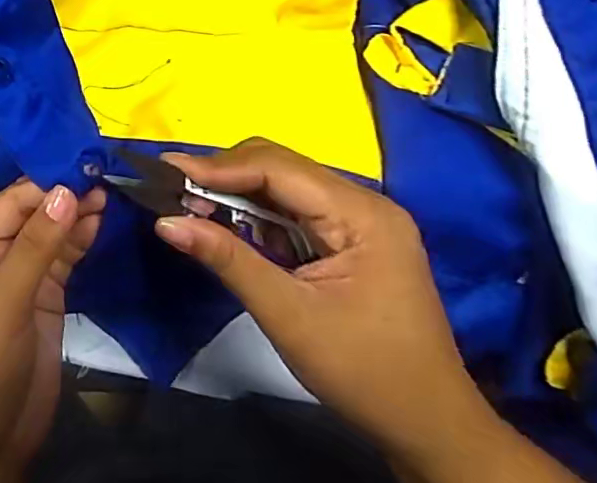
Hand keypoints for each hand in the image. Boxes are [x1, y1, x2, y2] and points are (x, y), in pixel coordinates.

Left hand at [0, 179, 105, 482]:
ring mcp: (22, 270)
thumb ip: (37, 245)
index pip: (15, 199)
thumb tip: (65, 190)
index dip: (49, 179)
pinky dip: (81, 238)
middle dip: (66, 192)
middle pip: (35, 210)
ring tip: (111, 190)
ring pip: (52, 230)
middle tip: (107, 171)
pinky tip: (101, 220)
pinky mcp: (45, 292)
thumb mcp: (6, 298)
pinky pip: (64, 255)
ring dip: (78, 212)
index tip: (86, 159)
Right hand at [153, 139, 579, 482]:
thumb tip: (165, 221)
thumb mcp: (289, 317)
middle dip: (223, 173)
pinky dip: (253, 210)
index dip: (219, 166)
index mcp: (363, 216)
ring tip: (189, 202)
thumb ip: (227, 260)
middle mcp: (363, 204)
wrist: (431, 430)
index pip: (278, 169)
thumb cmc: (366, 374)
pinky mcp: (347, 237)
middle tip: (173, 188)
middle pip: (278, 165)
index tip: (167, 171)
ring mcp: (358, 219)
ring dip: (234, 190)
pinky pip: (290, 206)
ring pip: (280, 182)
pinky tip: (225, 222)